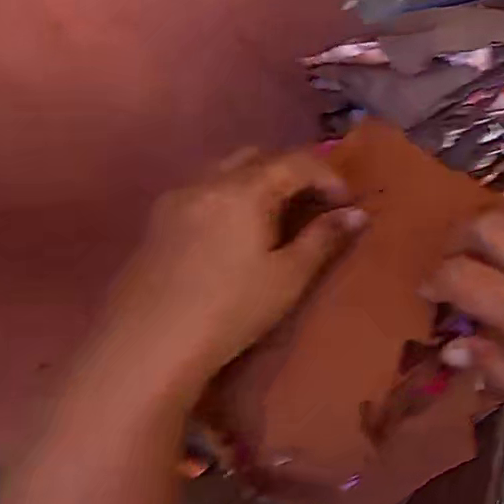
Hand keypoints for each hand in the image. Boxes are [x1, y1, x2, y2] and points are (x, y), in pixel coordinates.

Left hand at [98, 148, 364, 385]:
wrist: (147, 346)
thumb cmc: (231, 310)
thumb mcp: (289, 276)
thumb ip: (324, 238)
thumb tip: (357, 214)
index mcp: (242, 190)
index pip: (295, 161)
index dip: (329, 176)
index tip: (347, 204)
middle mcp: (205, 182)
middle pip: (259, 156)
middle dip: (294, 172)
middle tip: (316, 205)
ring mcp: (175, 200)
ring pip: (227, 170)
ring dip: (262, 181)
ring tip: (281, 217)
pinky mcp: (157, 222)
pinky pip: (205, 190)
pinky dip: (234, 196)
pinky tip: (240, 233)